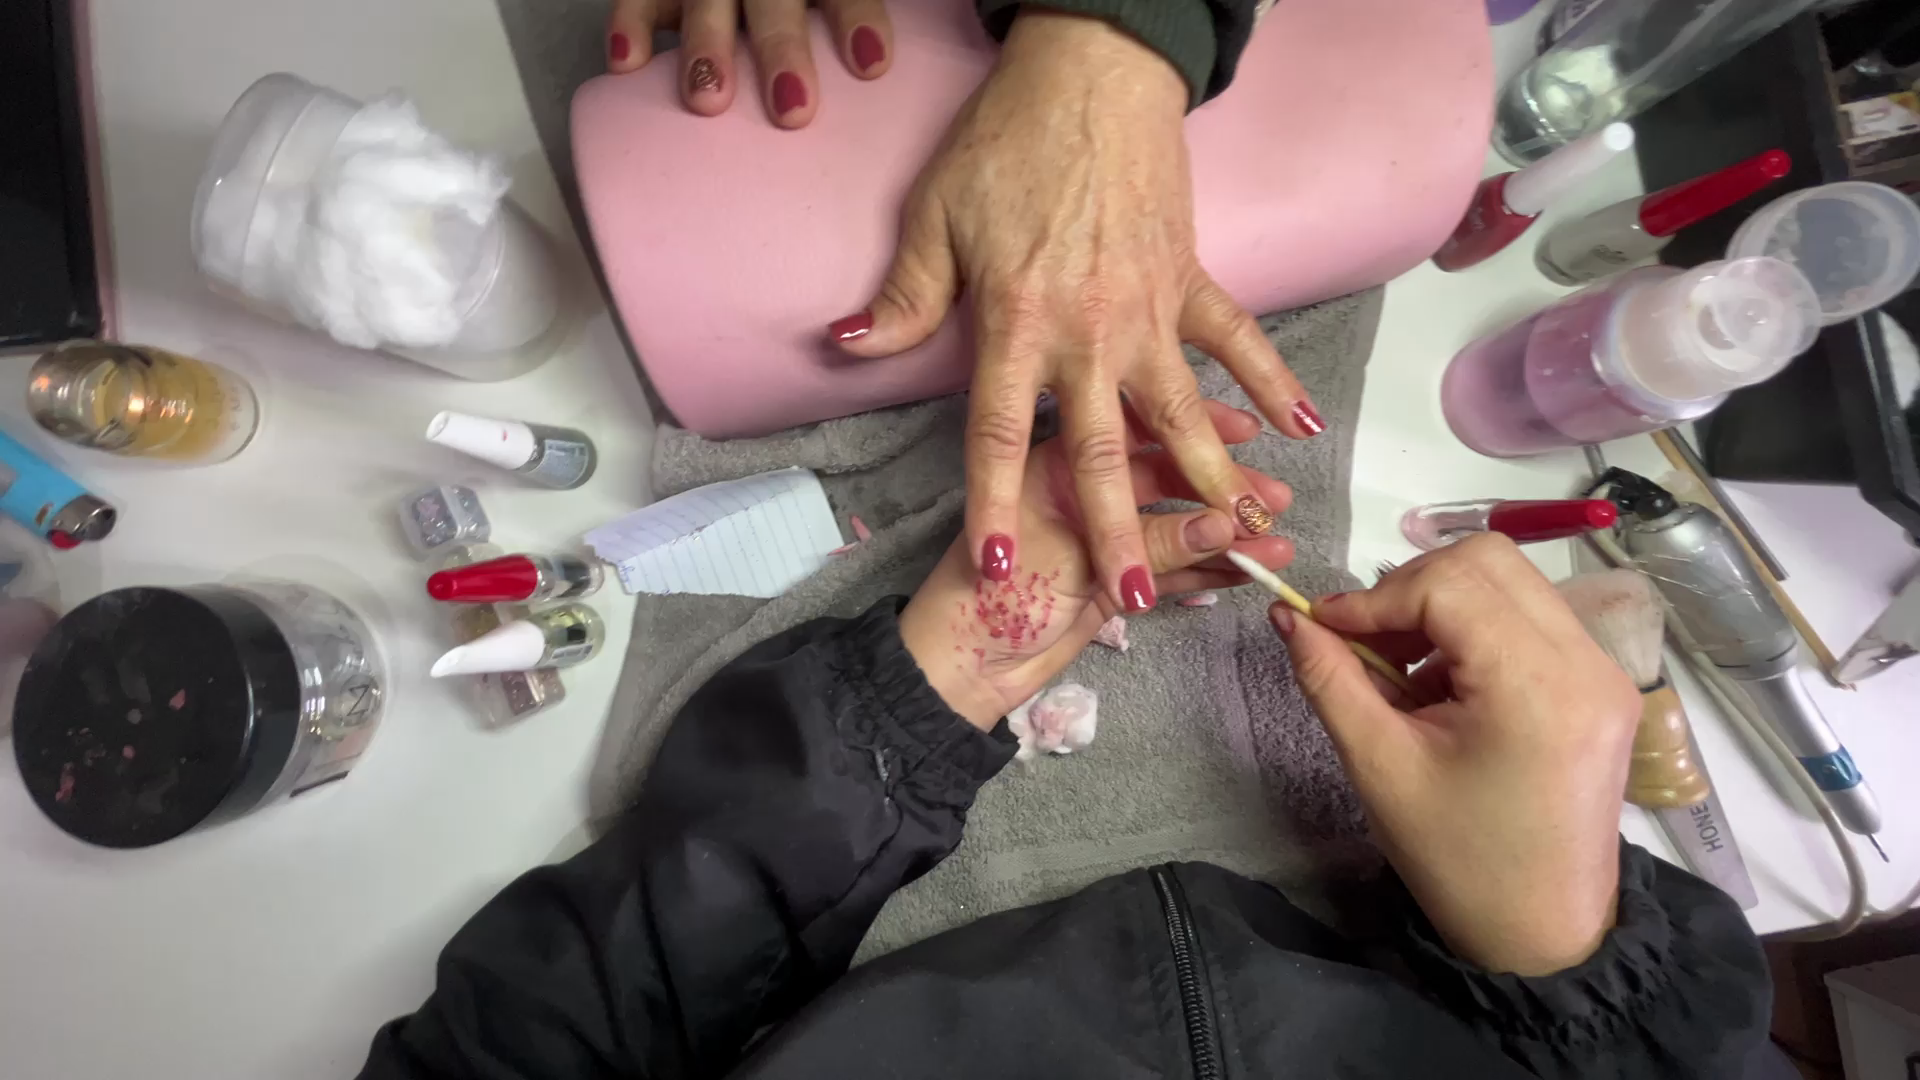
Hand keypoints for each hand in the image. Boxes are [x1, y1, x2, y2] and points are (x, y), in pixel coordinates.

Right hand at [605, 0, 891, 127]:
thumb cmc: (807, 13)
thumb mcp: (832, 10)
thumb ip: (852, 33)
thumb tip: (882, 92)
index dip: (856, 18)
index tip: (871, 64)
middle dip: (780, 48)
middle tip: (792, 109)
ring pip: (706, 0)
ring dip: (706, 46)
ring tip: (708, 101)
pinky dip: (632, 25)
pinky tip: (628, 64)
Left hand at [832, 10, 1319, 614]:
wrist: (1089, 72)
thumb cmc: (1005, 147)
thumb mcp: (935, 218)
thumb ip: (904, 299)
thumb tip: (846, 346)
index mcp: (1017, 326)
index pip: (999, 436)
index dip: (994, 506)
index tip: (998, 567)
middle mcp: (1087, 334)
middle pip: (1099, 450)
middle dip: (1113, 530)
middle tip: (1130, 597)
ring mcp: (1148, 311)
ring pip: (1180, 410)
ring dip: (1206, 478)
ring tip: (1235, 536)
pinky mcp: (1190, 280)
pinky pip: (1236, 337)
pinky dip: (1269, 378)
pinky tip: (1300, 426)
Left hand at [900, 401, 1294, 729]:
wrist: (958, 668)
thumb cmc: (994, 596)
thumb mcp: (1073, 557)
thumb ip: (1150, 541)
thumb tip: (1229, 521)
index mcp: (1058, 462)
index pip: (1134, 431)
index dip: (1193, 429)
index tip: (1250, 428)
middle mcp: (1083, 491)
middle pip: (1165, 480)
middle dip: (1222, 486)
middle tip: (1275, 495)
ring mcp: (1099, 538)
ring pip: (1172, 528)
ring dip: (1223, 535)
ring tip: (1278, 540)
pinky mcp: (1109, 582)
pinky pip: (1164, 572)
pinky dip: (1204, 573)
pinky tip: (1249, 570)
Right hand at [1274, 536, 1640, 975]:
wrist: (1542, 930)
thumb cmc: (1455, 855)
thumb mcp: (1375, 763)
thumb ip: (1327, 676)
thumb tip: (1286, 613)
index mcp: (1538, 688)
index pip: (1447, 585)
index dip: (1373, 596)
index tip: (1324, 626)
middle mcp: (1586, 662)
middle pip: (1485, 560)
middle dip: (1406, 585)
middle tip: (1365, 637)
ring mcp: (1602, 669)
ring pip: (1504, 578)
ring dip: (1434, 602)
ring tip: (1400, 663)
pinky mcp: (1596, 680)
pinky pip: (1521, 612)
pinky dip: (1463, 624)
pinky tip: (1438, 678)